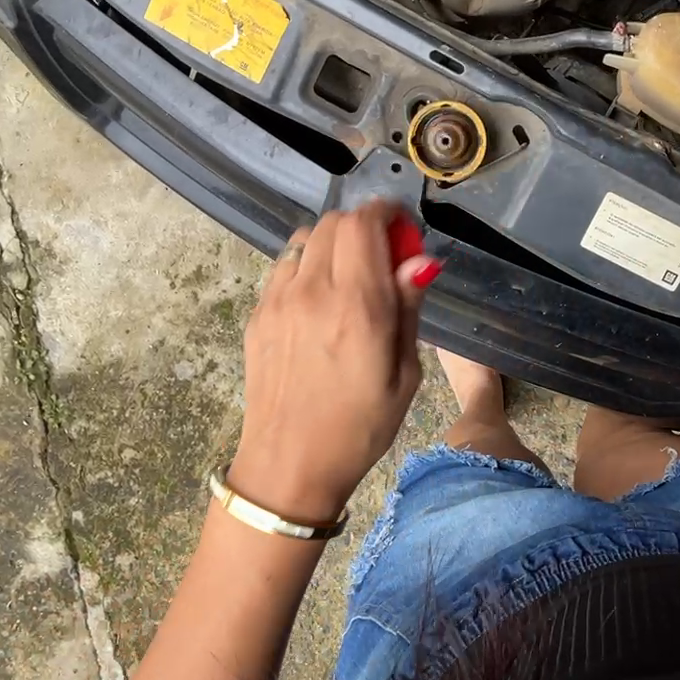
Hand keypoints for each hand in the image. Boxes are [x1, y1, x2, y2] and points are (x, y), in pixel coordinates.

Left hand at [227, 202, 437, 523]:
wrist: (289, 467)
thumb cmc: (360, 427)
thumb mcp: (405, 374)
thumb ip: (409, 308)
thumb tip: (421, 261)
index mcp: (357, 306)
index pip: (363, 223)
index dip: (387, 213)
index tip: (404, 229)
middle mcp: (312, 292)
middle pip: (334, 221)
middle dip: (364, 226)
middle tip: (384, 255)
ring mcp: (277, 301)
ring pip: (305, 238)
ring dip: (334, 243)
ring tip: (351, 276)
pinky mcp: (257, 316)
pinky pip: (284, 266)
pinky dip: (307, 264)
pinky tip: (320, 299)